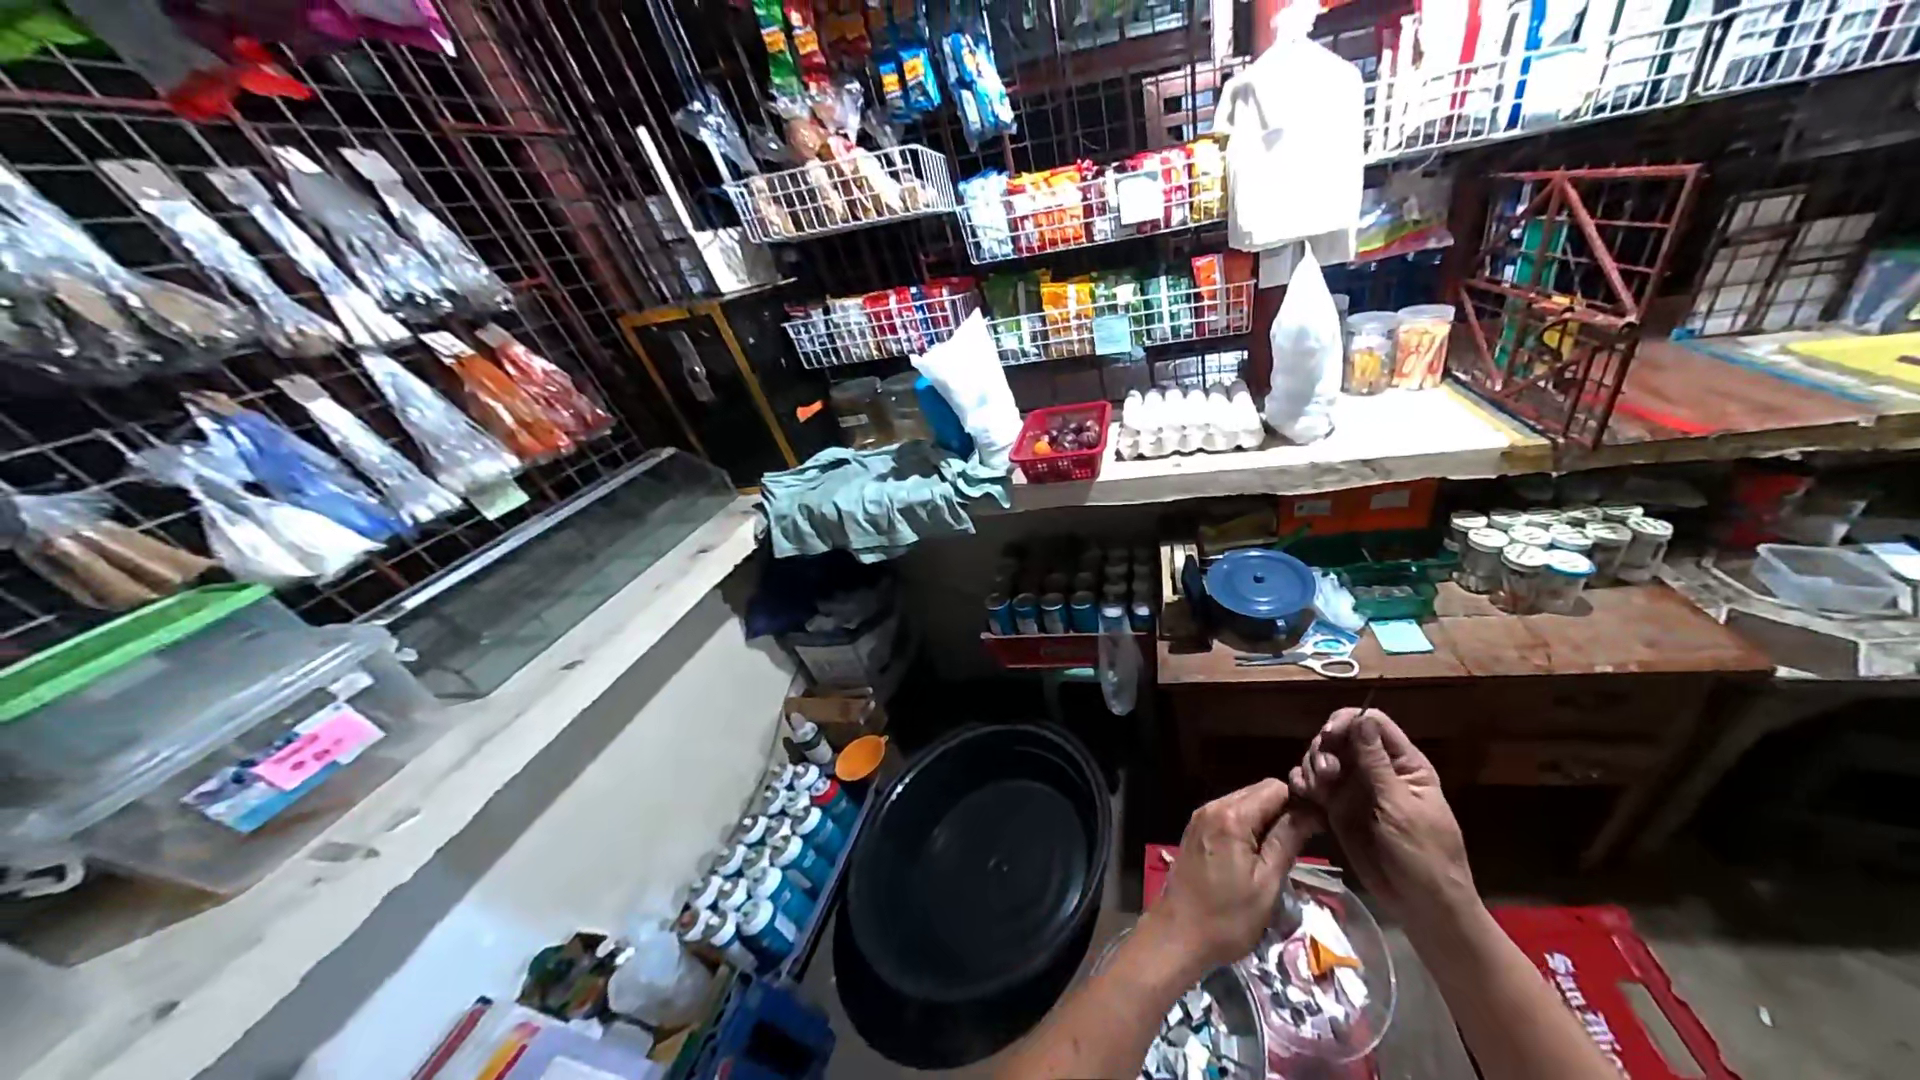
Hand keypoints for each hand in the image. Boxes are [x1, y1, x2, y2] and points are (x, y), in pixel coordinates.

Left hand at [1139, 778, 1315, 976]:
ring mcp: (1201, 817)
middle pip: (1258, 792)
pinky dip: (1248, 826)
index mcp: (1231, 816)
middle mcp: (1212, 807)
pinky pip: (1229, 816)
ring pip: (1244, 803)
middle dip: (1284, 810)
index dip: (1300, 801)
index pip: (1274, 788)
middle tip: (1305, 841)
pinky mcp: (1196, 830)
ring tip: (1284, 850)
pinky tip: (1259, 852)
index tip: (1319, 825)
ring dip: (1267, 819)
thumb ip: (1287, 841)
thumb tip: (1311, 812)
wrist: (1178, 934)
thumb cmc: (1227, 917)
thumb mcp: (1267, 882)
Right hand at [1289, 709, 1474, 922]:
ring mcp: (1354, 788)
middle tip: (1326, 773)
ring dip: (1312, 765)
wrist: (1421, 905)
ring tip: (1316, 789)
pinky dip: (1303, 783)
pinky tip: (1305, 794)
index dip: (1347, 721)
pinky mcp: (1336, 807)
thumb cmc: (1424, 855)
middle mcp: (1375, 769)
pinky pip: (1312, 783)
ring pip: (1322, 757)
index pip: (1372, 723)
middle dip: (1324, 747)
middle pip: (1340, 736)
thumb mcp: (1400, 807)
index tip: (1329, 735)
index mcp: (1403, 764)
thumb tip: (1361, 720)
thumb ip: (1376, 763)